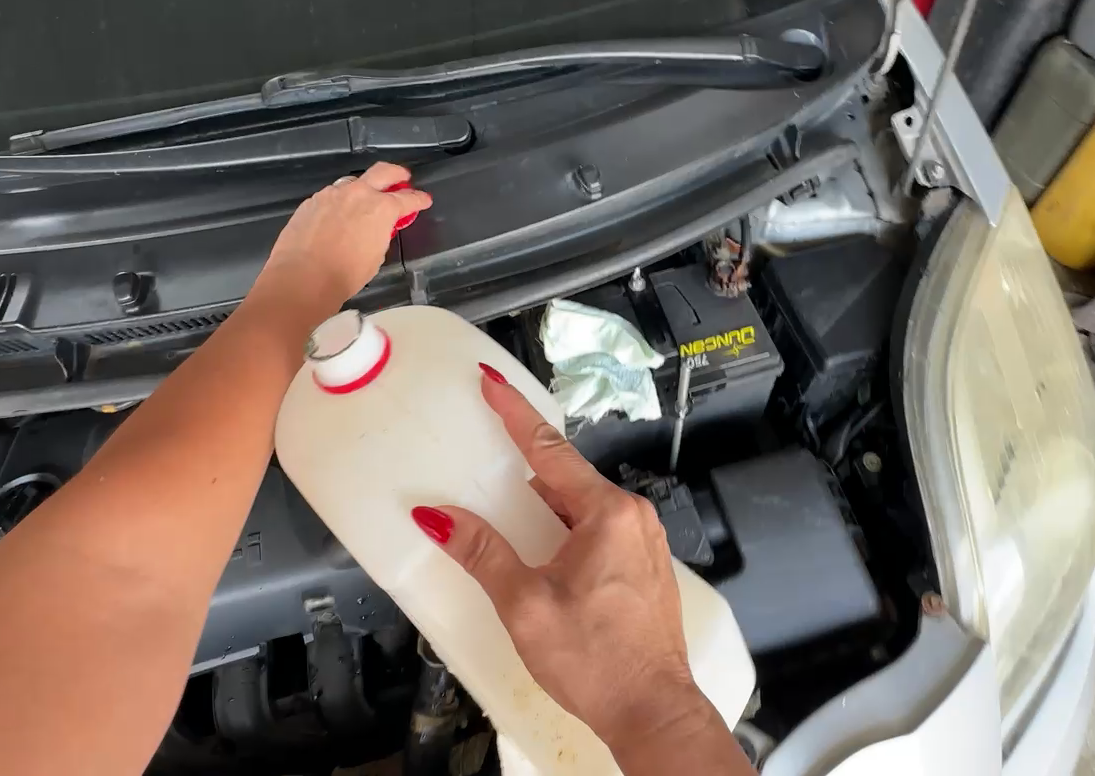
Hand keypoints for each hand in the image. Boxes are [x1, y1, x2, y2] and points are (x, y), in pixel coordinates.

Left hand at [255, 161, 432, 310]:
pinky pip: (332, 196)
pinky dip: (340, 202)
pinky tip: (338, 215)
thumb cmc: (345, 274)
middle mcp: (358, 193)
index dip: (419, 200)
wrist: (302, 277)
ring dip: (363, 188)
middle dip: (397, 174)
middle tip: (403, 178)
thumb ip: (381, 233)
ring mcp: (332, 194)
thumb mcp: (376, 255)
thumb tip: (376, 228)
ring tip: (366, 200)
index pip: (408, 199)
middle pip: (383, 172)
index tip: (424, 200)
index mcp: (381, 208)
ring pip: (353, 182)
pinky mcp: (312, 202)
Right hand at [415, 373, 745, 770]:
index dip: (515, 412)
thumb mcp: (527, 605)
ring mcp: (643, 539)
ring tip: (509, 510)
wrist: (655, 713)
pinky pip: (598, 527)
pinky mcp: (644, 563)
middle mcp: (632, 515)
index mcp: (607, 512)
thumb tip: (439, 517)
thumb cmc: (595, 661)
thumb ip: (483, 554)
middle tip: (489, 453)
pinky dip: (566, 525)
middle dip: (527, 468)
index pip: (549, 448)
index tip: (493, 381)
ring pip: (583, 504)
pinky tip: (545, 548)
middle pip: (567, 476)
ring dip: (546, 503)